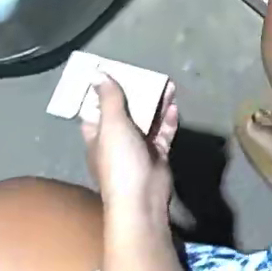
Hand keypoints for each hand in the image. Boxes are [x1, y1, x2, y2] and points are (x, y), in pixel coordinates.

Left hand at [81, 75, 179, 232]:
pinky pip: (163, 133)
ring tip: (169, 85)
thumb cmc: (120, 161)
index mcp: (98, 136)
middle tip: (150, 75)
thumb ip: (109, 98)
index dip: (103, 92)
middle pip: (127, 111)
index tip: (114, 73)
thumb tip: (98, 73)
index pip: (97, 110)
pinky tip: (174, 108)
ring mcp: (139, 148)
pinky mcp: (157, 155)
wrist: (142, 198)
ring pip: (148, 120)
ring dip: (157, 103)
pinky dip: (168, 120)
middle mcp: (117, 141)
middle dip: (137, 93)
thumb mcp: (112, 125)